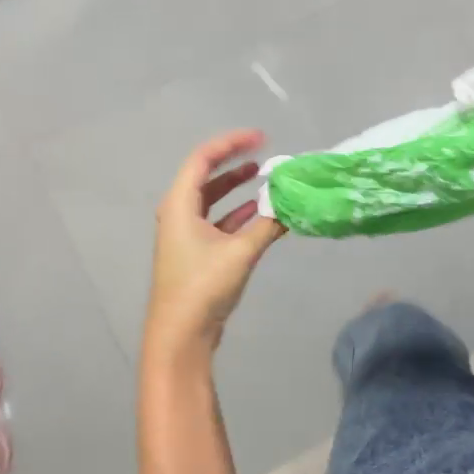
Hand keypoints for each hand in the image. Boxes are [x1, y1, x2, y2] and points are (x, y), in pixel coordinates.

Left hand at [144, 130, 284, 357]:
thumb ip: (268, 224)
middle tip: (265, 155)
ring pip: (213, 200)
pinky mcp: (197, 253)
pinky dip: (239, 212)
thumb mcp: (241, 252)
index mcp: (180, 206)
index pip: (203, 160)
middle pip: (206, 177)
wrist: (180, 335)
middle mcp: (179, 214)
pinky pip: (219, 221)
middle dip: (235, 163)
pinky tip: (262, 213)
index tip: (262, 138)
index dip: (232, 144)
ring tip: (264, 178)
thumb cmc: (203, 287)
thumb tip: (294, 203)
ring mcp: (186, 235)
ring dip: (237, 188)